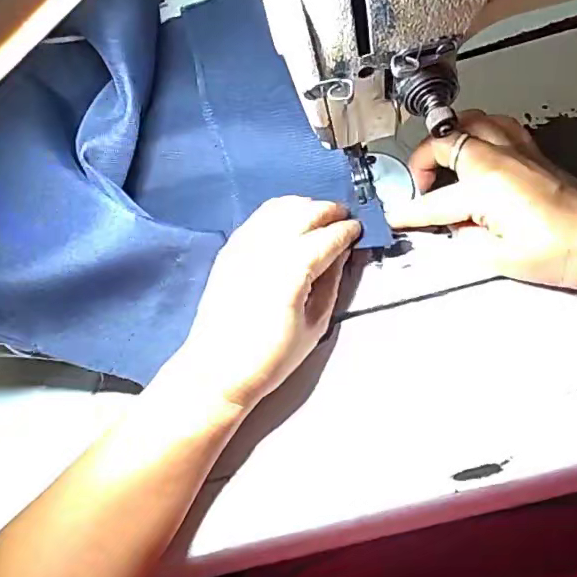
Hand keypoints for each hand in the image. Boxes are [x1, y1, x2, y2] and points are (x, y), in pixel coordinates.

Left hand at [158, 196, 360, 413]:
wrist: (217, 368)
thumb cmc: (271, 356)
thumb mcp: (315, 325)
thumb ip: (331, 283)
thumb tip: (342, 254)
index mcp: (292, 271)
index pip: (326, 237)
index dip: (346, 230)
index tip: (358, 229)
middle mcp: (267, 249)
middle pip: (304, 212)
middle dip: (329, 211)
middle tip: (344, 218)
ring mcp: (244, 245)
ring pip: (279, 207)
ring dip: (304, 207)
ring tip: (319, 217)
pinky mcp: (229, 248)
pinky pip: (258, 217)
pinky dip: (279, 212)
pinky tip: (290, 222)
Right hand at [386, 111, 576, 295]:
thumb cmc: (561, 250)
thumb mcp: (498, 257)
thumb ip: (466, 238)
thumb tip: (456, 228)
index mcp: (484, 185)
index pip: (434, 200)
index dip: (410, 211)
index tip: (397, 215)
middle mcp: (499, 158)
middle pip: (445, 140)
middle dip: (422, 159)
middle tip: (420, 183)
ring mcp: (518, 150)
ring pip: (472, 120)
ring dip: (450, 136)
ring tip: (443, 157)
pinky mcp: (535, 152)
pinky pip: (499, 124)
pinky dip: (480, 130)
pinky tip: (480, 148)